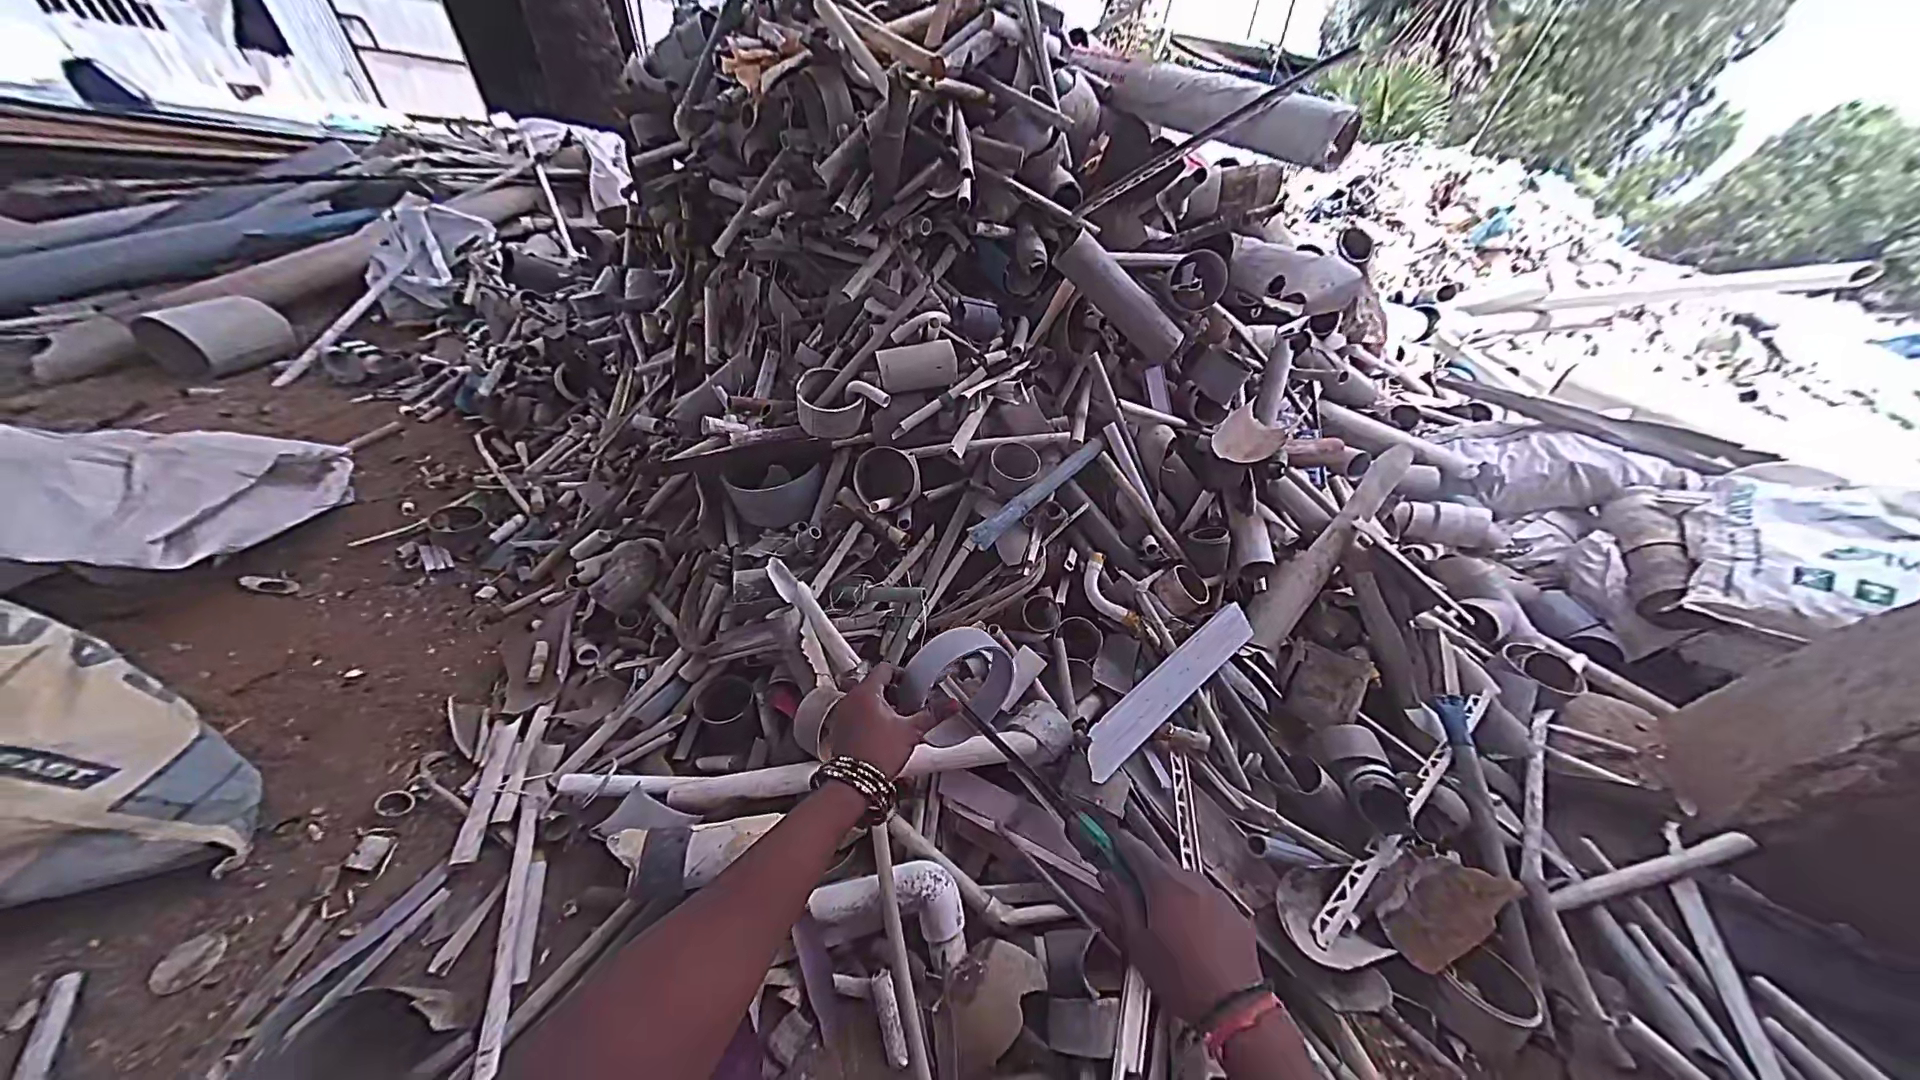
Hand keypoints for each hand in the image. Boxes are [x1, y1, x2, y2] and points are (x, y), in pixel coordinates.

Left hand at [823, 664, 945, 778]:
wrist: (856, 782)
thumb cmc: (878, 755)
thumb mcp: (912, 731)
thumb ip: (933, 714)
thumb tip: (951, 705)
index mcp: (866, 692)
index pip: (884, 669)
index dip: (900, 674)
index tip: (908, 684)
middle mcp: (850, 699)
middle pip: (873, 684)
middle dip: (891, 693)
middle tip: (905, 704)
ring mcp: (842, 714)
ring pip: (862, 699)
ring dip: (878, 705)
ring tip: (894, 720)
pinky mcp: (838, 729)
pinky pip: (854, 714)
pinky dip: (867, 718)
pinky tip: (880, 732)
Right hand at [1103, 829, 1263, 1024]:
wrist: (1235, 1009)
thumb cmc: (1185, 982)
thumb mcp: (1138, 943)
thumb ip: (1122, 902)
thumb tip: (1111, 879)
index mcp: (1164, 884)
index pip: (1134, 848)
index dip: (1118, 844)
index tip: (1110, 844)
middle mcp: (1192, 881)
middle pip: (1160, 863)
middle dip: (1143, 873)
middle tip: (1130, 889)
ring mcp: (1216, 895)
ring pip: (1185, 881)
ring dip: (1170, 891)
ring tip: (1163, 922)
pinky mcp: (1234, 912)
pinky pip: (1207, 899)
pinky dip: (1195, 907)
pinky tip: (1190, 934)